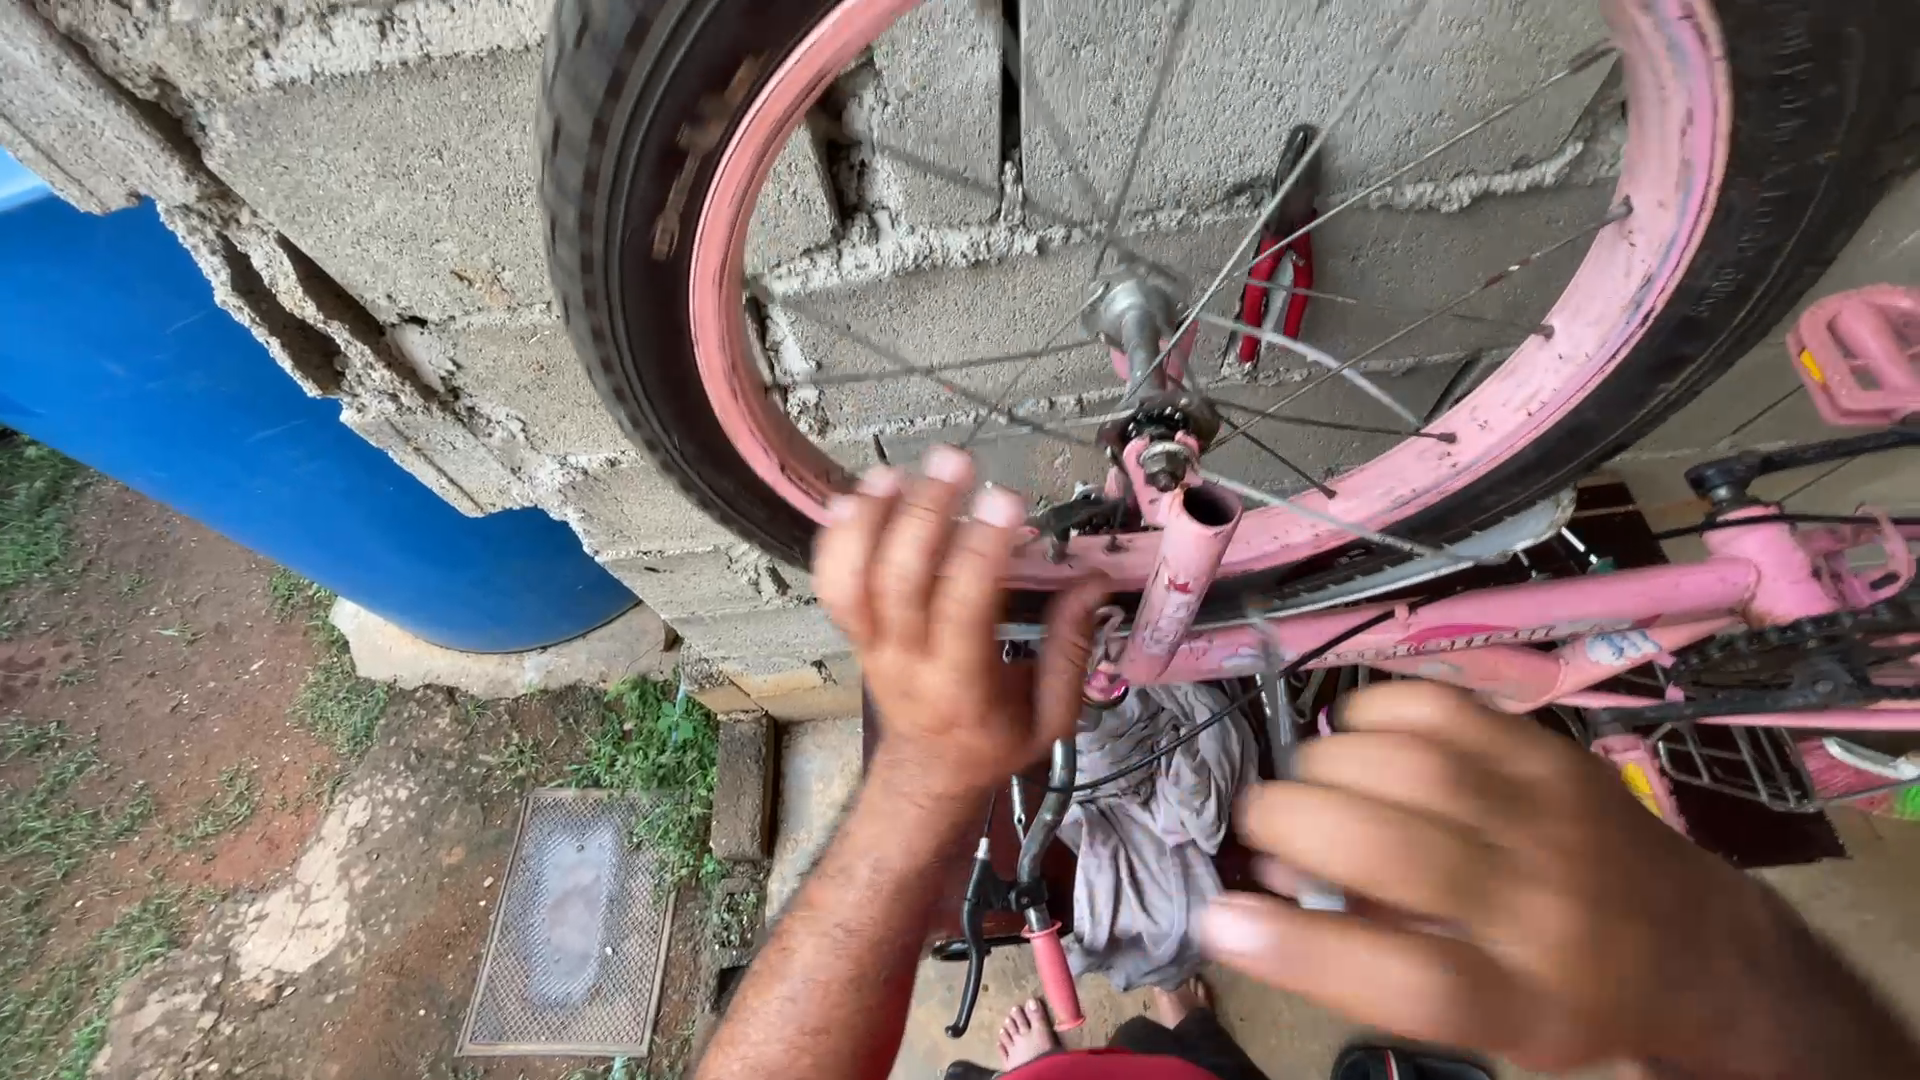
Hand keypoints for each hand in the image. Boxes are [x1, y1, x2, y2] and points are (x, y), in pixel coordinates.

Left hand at [812, 446, 1107, 800]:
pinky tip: (856, 499)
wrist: (929, 772)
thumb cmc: (992, 743)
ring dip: (869, 521)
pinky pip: (833, 585)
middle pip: (899, 582)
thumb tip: (1093, 581)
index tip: (1007, 501)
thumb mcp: (1051, 717)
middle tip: (954, 463)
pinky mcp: (856, 633)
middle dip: (925, 514)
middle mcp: (907, 660)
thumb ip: (1070, 648)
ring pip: (852, 580)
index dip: (982, 551)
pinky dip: (837, 539)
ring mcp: (872, 645)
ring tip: (896, 473)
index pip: (963, 609)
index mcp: (960, 685)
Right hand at [1198, 681, 1917, 1076]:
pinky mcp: (1541, 747)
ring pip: (1401, 762)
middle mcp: (1547, 906)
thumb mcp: (1473, 1013)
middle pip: (1394, 848)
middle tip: (1261, 822)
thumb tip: (1261, 879)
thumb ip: (1361, 949)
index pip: (1410, 980)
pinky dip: (1367, 715)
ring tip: (1316, 786)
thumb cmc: (1552, 988)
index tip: (1220, 920)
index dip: (1300, 950)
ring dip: (1323, 767)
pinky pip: (1428, 703)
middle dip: (1288, 821)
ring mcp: (1548, 811)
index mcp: (1528, 999)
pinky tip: (1360, 742)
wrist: (1696, 944)